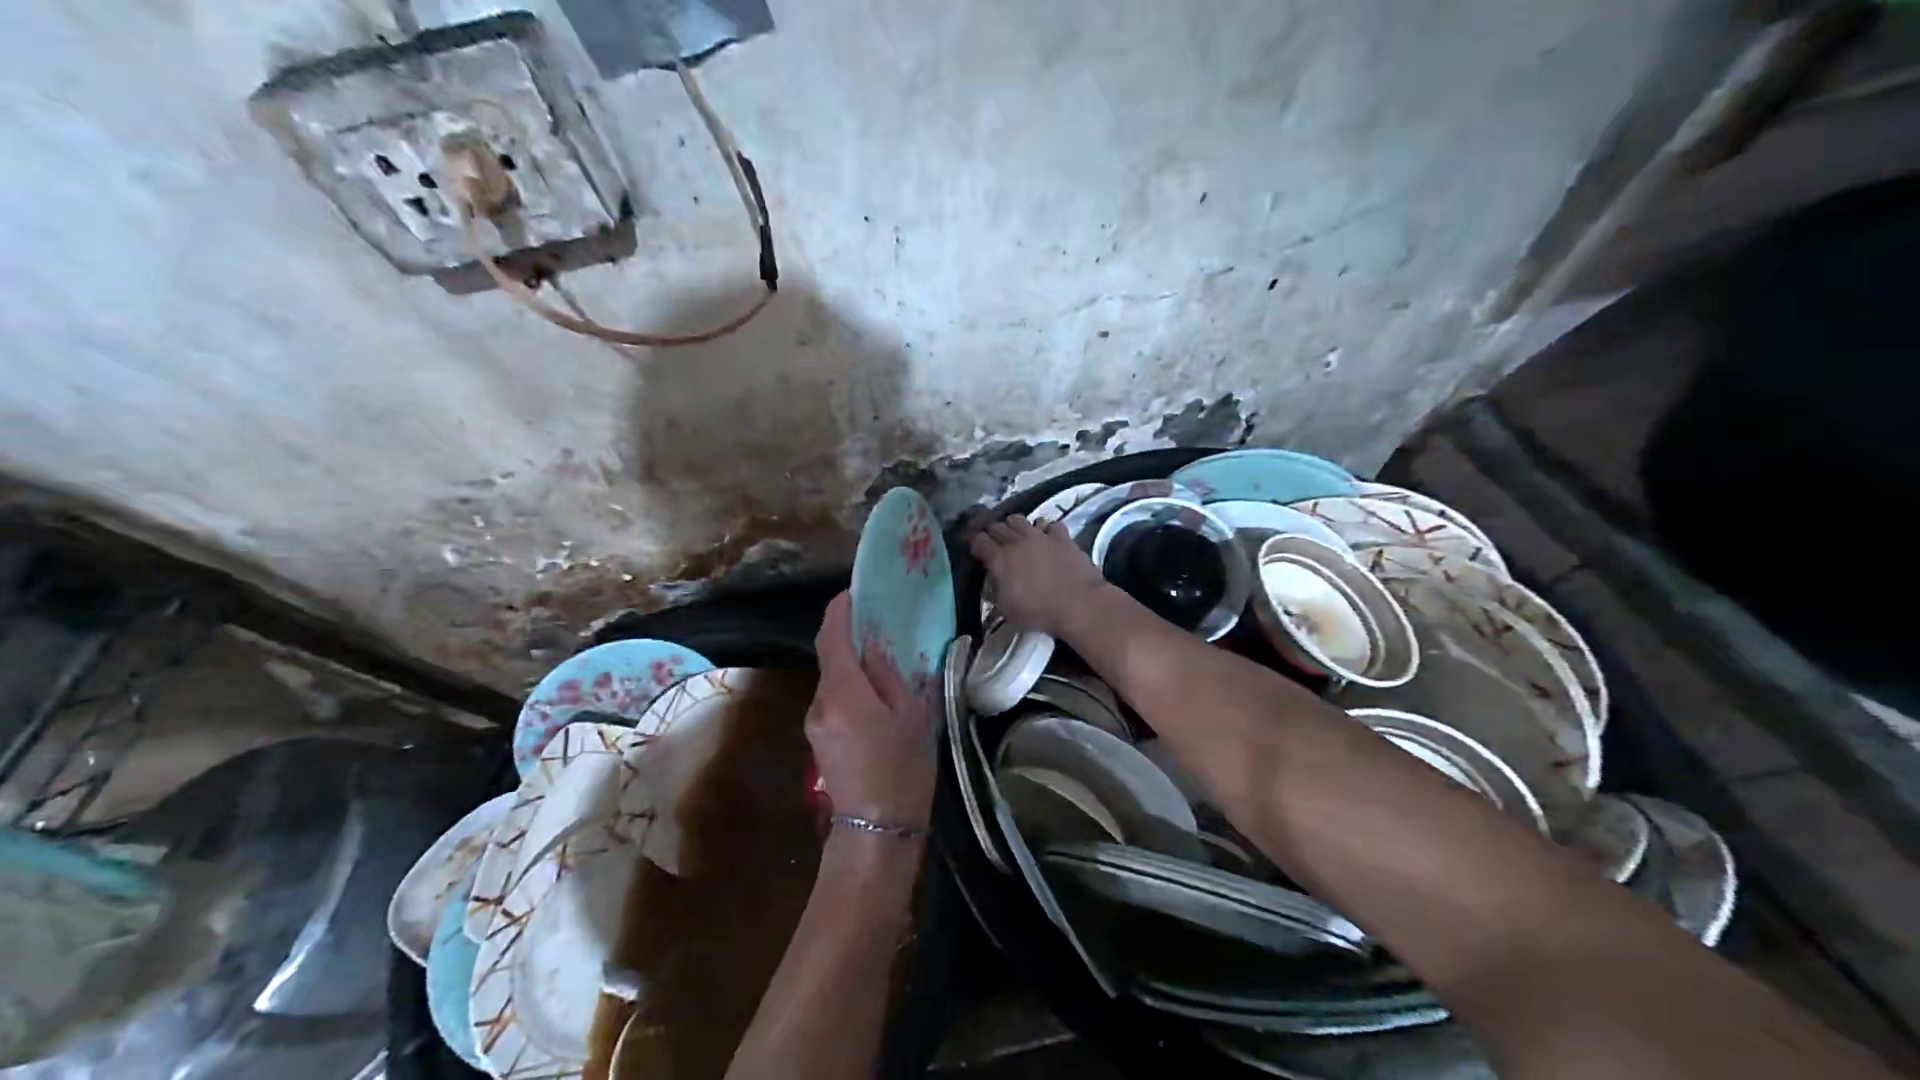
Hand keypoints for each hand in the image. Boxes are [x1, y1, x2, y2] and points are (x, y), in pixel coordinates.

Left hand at [805, 592, 936, 829]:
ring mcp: (814, 724)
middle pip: (830, 659)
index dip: (838, 612)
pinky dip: (849, 690)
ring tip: (882, 667)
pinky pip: (832, 702)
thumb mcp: (911, 714)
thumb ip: (888, 675)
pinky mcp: (817, 741)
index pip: (831, 639)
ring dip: (851, 668)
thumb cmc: (903, 768)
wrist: (878, 829)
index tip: (850, 594)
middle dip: (849, 640)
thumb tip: (872, 649)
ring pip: (832, 682)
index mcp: (843, 693)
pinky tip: (873, 700)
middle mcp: (820, 703)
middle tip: (879, 629)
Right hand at [968, 514, 1107, 637]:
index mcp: (1000, 558)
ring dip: (1013, 526)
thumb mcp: (1006, 608)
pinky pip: (1048, 524)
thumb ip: (995, 589)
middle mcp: (1017, 541)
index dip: (974, 544)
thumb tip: (992, 578)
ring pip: (1019, 519)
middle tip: (993, 543)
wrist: (1080, 605)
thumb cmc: (1039, 612)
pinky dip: (1043, 529)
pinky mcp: (1061, 536)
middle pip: (996, 526)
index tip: (976, 550)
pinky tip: (1045, 537)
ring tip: (1016, 536)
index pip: (978, 540)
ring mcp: (1040, 536)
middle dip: (991, 533)